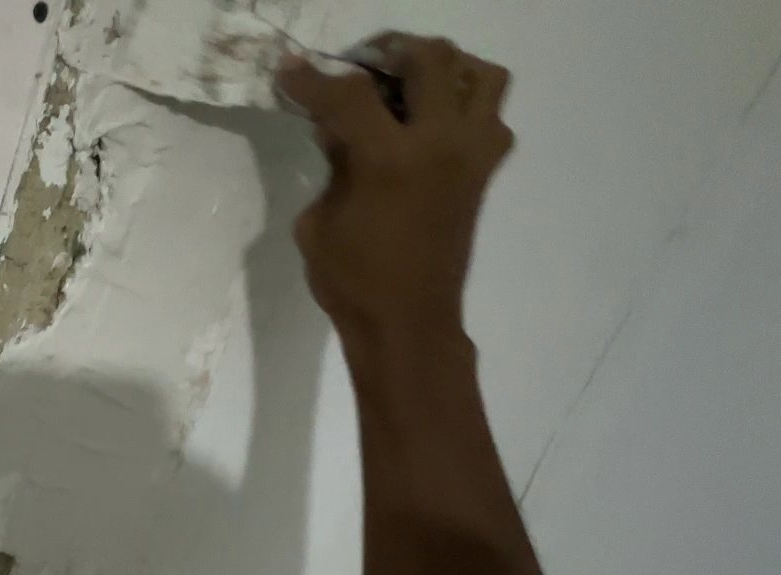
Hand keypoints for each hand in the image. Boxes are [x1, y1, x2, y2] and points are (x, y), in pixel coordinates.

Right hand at [278, 35, 512, 348]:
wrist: (405, 318)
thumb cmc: (350, 280)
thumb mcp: (317, 224)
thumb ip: (333, 168)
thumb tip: (338, 131)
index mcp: (388, 160)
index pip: (349, 97)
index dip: (314, 79)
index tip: (290, 69)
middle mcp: (440, 141)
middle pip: (428, 59)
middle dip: (387, 51)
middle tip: (358, 64)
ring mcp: (472, 151)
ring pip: (477, 72)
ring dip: (441, 66)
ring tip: (408, 81)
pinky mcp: (485, 167)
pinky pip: (490, 111)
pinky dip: (464, 101)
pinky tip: (432, 121)